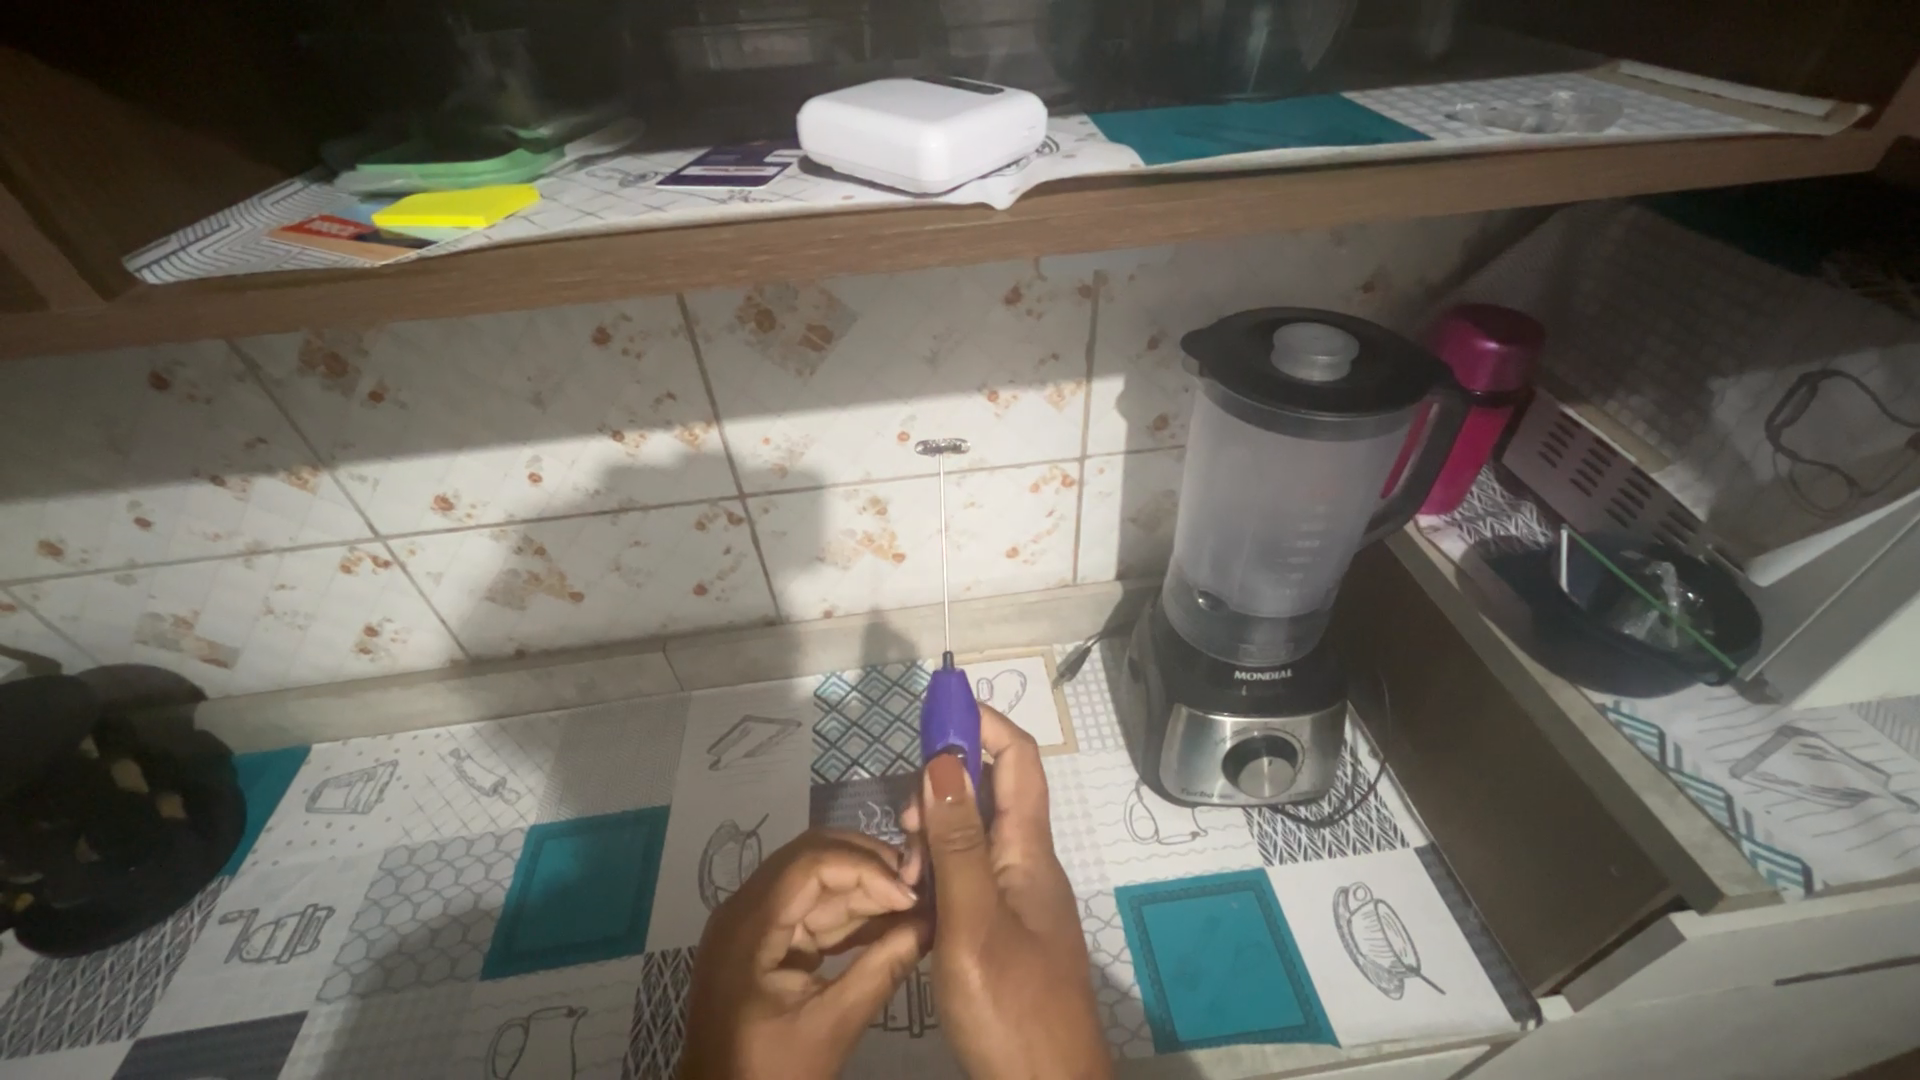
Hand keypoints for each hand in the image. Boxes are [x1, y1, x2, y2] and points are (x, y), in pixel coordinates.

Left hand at [680, 829, 928, 1078]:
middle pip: (812, 857)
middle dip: (868, 864)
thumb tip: (931, 923)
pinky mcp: (766, 941)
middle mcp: (745, 909)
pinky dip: (852, 911)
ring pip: (816, 879)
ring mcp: (753, 923)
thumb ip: (881, 970)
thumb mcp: (830, 1028)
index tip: (909, 894)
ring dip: (865, 885)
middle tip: (917, 883)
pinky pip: (813, 909)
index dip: (865, 867)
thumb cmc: (766, 1075)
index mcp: (748, 925)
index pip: (812, 862)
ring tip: (913, 899)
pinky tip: (891, 918)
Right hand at [902, 706, 1111, 1079]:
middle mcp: (1024, 861)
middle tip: (905, 830)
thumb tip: (942, 760)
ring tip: (905, 879)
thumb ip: (957, 842)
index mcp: (1028, 848)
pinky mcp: (999, 925)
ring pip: (971, 836)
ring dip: (934, 838)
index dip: (983, 724)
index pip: (1018, 758)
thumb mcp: (973, 920)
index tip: (937, 709)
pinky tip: (914, 903)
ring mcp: (1013, 895)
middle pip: (988, 792)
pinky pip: (966, 876)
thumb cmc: (1012, 1005)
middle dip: (942, 789)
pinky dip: (936, 875)